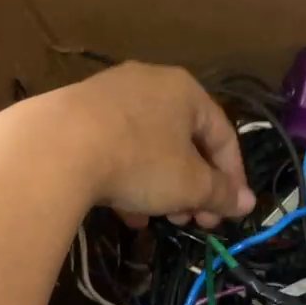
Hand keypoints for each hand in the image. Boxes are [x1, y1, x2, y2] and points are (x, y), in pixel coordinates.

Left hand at [39, 63, 254, 228]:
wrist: (57, 149)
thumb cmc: (141, 161)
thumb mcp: (190, 185)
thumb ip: (221, 193)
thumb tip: (248, 203)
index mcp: (186, 91)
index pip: (223, 136)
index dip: (232, 178)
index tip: (229, 211)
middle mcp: (151, 84)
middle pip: (186, 143)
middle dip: (194, 188)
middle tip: (194, 220)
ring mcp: (112, 96)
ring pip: (151, 149)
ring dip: (164, 190)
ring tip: (161, 220)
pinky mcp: (81, 116)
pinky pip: (119, 150)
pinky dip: (130, 181)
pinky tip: (127, 212)